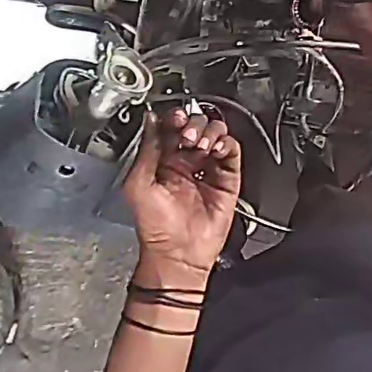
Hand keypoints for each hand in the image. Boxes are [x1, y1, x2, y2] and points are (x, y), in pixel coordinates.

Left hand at [124, 107, 240, 283]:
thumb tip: (150, 120)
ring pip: (215, 134)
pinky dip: (227, 143)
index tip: (176, 118)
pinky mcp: (227, 180)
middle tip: (189, 134)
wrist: (178, 253)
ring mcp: (207, 169)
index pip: (172, 127)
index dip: (176, 117)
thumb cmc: (155, 227)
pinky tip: (218, 149)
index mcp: (163, 160)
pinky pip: (232, 152)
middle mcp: (186, 161)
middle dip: (194, 123)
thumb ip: (146, 149)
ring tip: (202, 145)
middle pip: (196, 125)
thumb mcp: (138, 183)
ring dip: (210, 132)